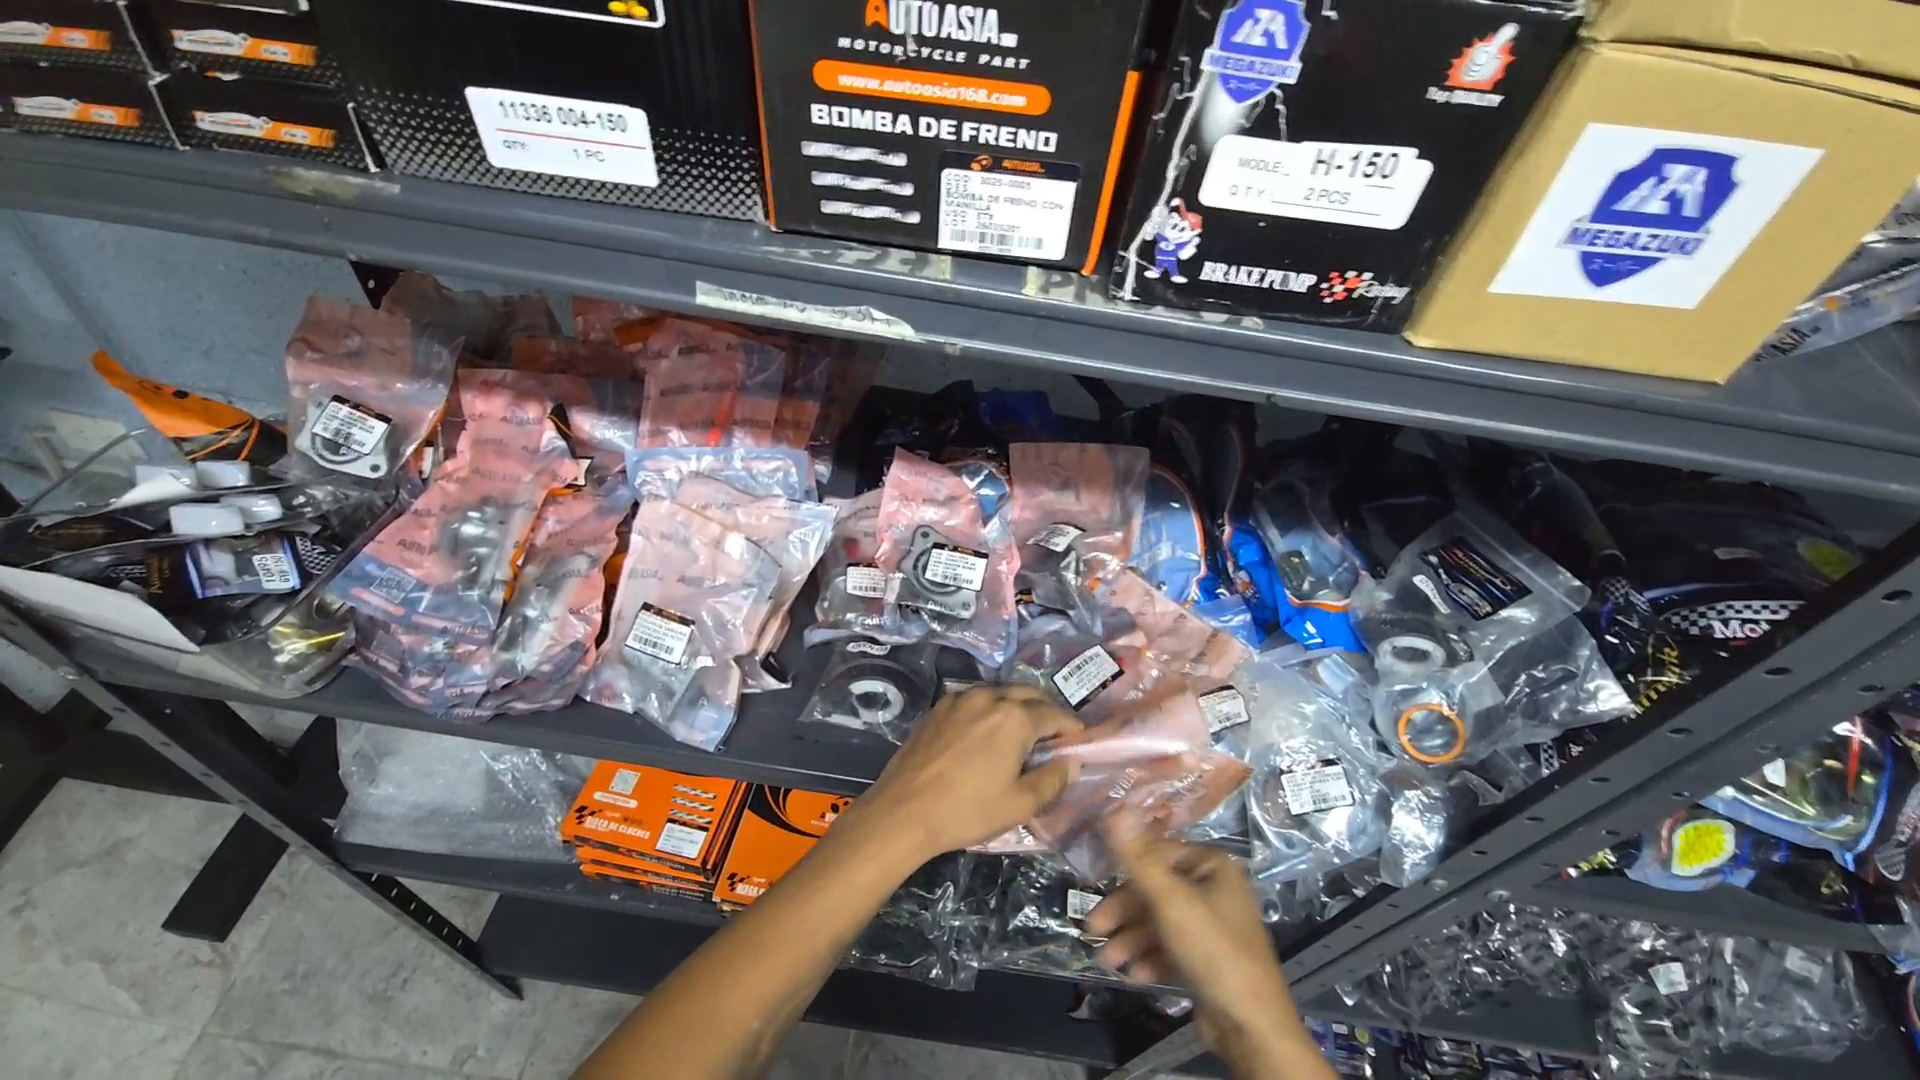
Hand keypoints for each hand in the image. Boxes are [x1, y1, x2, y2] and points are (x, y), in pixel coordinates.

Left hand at [852, 685, 1082, 862]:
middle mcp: (988, 697)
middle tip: (1053, 736)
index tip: (1079, 741)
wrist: (903, 812)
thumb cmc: (967, 810)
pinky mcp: (936, 709)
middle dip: (1045, 711)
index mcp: (1014, 717)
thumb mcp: (1020, 804)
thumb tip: (1069, 763)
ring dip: (1015, 708)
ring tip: (1020, 734)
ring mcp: (958, 699)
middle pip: (1028, 695)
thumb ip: (1052, 780)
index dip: (1070, 728)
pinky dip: (987, 712)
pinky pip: (972, 702)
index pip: (1055, 714)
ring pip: (998, 694)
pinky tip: (984, 735)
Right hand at [1089, 813, 1324, 1078]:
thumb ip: (1138, 856)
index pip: (1159, 854)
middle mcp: (1216, 890)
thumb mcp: (1170, 900)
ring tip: (1108, 961)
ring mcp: (1214, 925)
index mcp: (1213, 867)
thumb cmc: (1212, 951)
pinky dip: (1151, 958)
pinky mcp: (1210, 958)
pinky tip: (1137, 975)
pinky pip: (1172, 947)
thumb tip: (1114, 806)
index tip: (1093, 888)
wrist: (1251, 1026)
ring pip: (1161, 922)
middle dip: (1124, 913)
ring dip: (1132, 940)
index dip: (1124, 872)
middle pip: (1157, 891)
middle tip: (1092, 930)